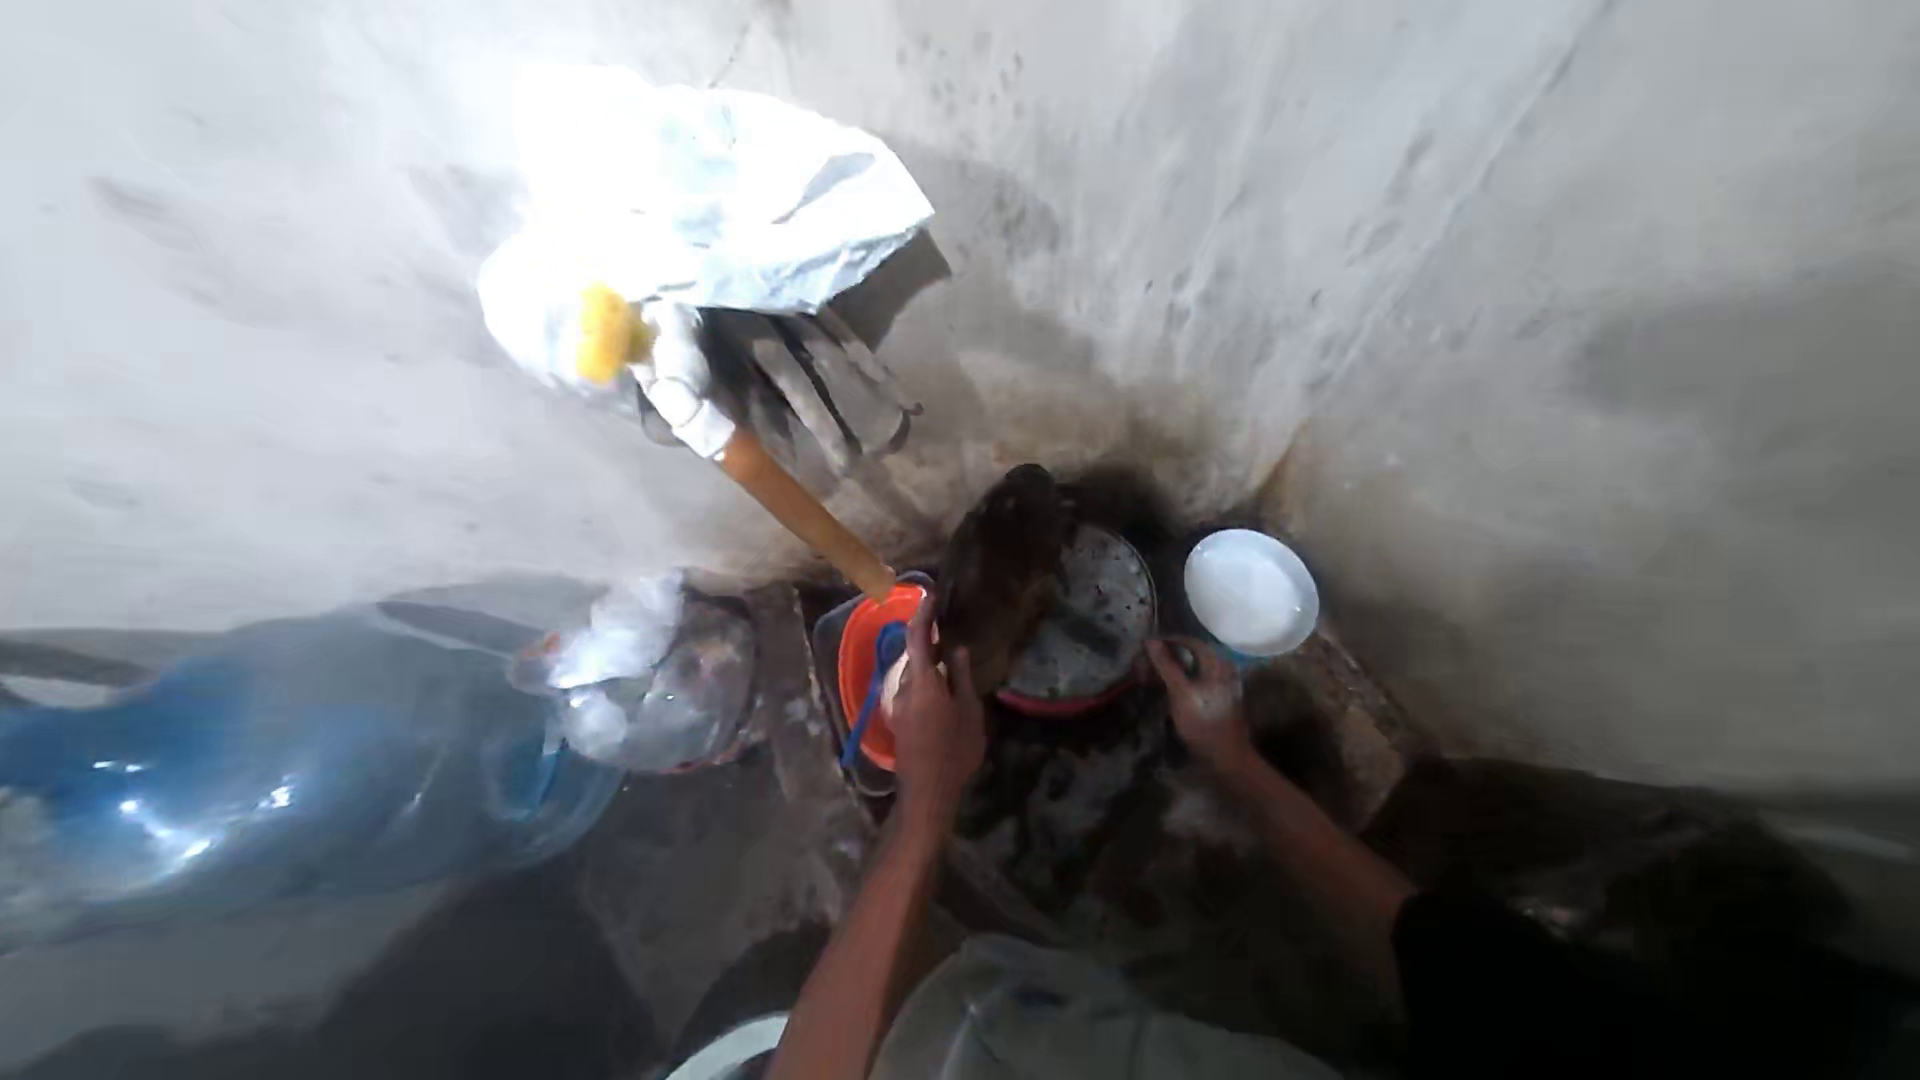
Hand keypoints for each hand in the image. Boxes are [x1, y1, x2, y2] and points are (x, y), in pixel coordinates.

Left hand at [891, 595, 986, 828]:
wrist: (927, 792)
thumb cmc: (954, 751)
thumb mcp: (969, 712)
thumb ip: (961, 677)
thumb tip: (958, 649)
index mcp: (921, 682)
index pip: (918, 637)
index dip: (924, 613)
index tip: (932, 594)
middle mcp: (903, 687)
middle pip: (914, 653)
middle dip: (928, 637)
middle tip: (949, 625)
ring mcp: (898, 704)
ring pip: (914, 672)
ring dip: (929, 660)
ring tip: (952, 655)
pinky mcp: (900, 717)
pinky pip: (913, 687)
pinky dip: (927, 677)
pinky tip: (944, 684)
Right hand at [1146, 637, 1250, 768]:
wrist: (1227, 757)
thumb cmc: (1203, 722)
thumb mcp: (1180, 692)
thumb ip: (1166, 665)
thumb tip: (1151, 640)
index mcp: (1217, 664)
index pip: (1189, 641)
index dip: (1167, 641)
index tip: (1147, 648)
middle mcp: (1222, 669)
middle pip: (1191, 654)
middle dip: (1167, 657)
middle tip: (1146, 666)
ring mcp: (1221, 684)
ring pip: (1192, 668)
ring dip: (1171, 670)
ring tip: (1151, 679)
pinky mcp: (1218, 698)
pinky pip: (1196, 680)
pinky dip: (1179, 681)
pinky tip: (1167, 691)